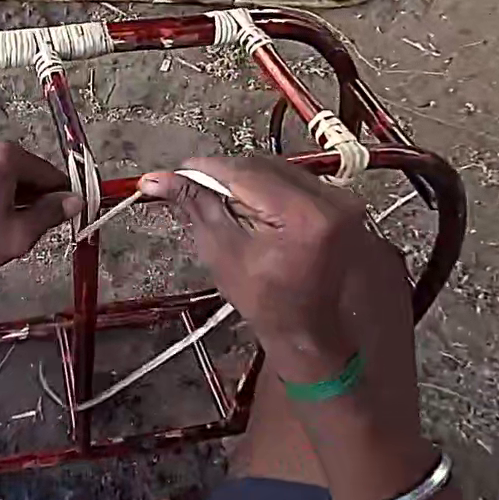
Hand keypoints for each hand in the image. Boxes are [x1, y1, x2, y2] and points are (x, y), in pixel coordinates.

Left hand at [0, 141, 81, 278]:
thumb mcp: (17, 235)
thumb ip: (50, 214)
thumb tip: (75, 201)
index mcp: (7, 158)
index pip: (48, 173)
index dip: (60, 195)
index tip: (62, 214)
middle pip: (21, 170)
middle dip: (29, 194)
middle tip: (25, 226)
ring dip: (4, 193)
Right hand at [138, 156, 412, 382]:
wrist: (312, 333)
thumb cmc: (265, 303)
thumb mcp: (223, 251)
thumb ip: (195, 205)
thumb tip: (155, 179)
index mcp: (303, 215)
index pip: (245, 172)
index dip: (206, 168)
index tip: (177, 170)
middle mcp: (331, 199)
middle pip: (263, 166)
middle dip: (225, 173)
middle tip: (193, 186)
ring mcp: (342, 200)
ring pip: (279, 169)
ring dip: (246, 179)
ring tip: (222, 200)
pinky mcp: (343, 204)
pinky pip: (295, 181)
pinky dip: (269, 188)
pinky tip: (252, 207)